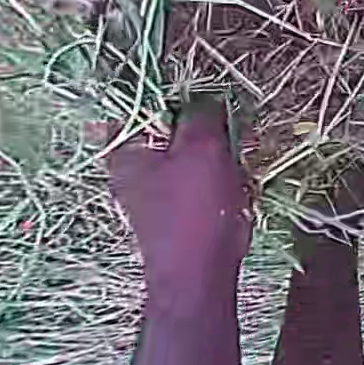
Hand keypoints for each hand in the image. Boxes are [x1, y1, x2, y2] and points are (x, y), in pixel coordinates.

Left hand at [108, 98, 252, 302]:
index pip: (144, 100)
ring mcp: (158, 182)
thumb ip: (201, 112)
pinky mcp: (181, 198)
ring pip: (193, 146)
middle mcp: (135, 162)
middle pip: (173, 123)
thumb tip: (206, 95)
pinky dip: (221, 170)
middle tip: (230, 132)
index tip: (209, 96)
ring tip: (235, 163)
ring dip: (220, 149)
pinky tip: (236, 181)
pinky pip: (203, 169)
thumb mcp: (200, 148)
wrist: (201, 271)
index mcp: (126, 147)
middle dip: (208, 125)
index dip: (179, 93)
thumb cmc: (194, 208)